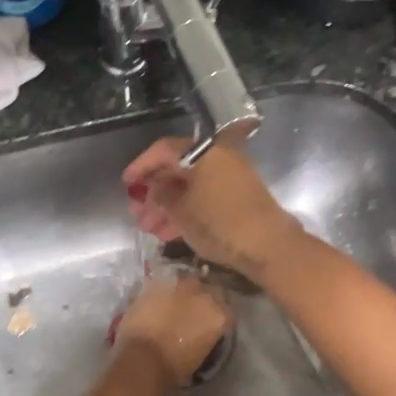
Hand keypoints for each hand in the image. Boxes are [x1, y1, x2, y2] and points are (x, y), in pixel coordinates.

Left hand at [115, 274, 232, 385]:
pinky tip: (155, 301)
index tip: (209, 323)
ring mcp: (179, 285)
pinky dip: (161, 291)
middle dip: (200, 299)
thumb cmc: (174, 368)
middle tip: (190, 311)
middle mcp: (203, 294)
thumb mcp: (201, 354)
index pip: (226, 310)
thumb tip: (198, 332)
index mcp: (219, 315)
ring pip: (185, 282)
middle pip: (207, 290)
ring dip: (181, 291)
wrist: (143, 359)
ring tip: (172, 303)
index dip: (216, 316)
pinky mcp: (157, 282)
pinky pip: (163, 283)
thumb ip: (205, 335)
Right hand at [122, 138, 305, 280]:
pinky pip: (205, 198)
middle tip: (136, 213)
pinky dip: (186, 211)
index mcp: (204, 152)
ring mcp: (231, 177)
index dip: (142, 166)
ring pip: (191, 187)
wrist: (269, 245)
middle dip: (154, 192)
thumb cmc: (219, 222)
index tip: (126, 184)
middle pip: (178, 169)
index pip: (165, 150)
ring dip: (168, 206)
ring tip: (149, 229)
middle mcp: (219, 157)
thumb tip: (154, 187)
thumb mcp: (181, 211)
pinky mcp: (239, 197)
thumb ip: (162, 194)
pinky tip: (169, 233)